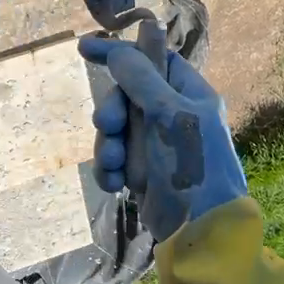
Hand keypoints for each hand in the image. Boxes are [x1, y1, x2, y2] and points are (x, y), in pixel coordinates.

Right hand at [79, 23, 247, 240]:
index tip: (83, 48)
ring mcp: (157, 146)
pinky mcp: (143, 174)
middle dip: (112, 111)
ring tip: (116, 166)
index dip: (119, 52)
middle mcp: (173, 115)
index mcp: (188, 94)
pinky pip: (115, 159)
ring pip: (116, 129)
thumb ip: (140, 76)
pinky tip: (116, 184)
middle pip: (126, 95)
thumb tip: (118, 48)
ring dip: (109, 146)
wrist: (200, 235)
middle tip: (107, 125)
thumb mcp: (166, 114)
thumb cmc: (191, 166)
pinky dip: (111, 170)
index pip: (150, 58)